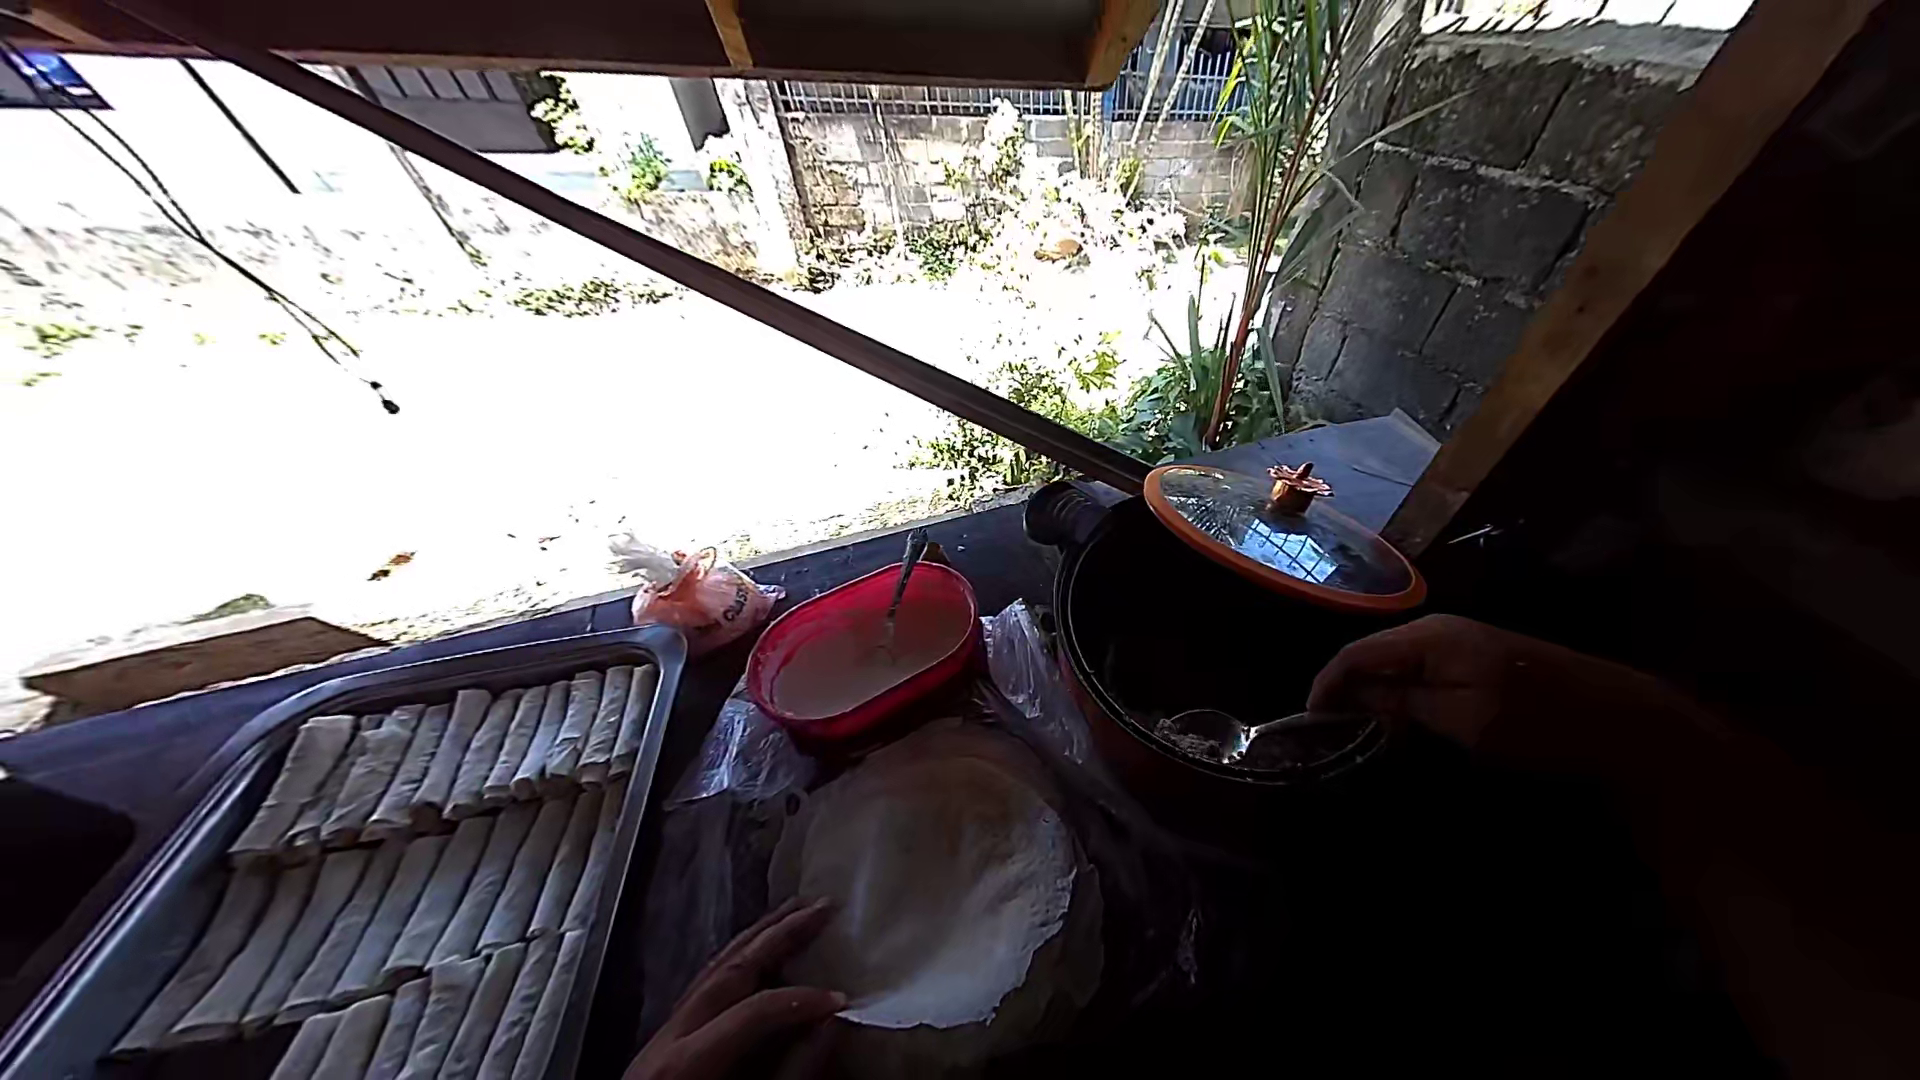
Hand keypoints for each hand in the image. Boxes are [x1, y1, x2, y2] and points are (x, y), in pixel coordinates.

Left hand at [626, 898, 845, 1079]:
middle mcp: (670, 1036)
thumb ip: (789, 1078)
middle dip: (782, 932)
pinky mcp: (664, 1041)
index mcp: (685, 1066)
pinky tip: (760, 947)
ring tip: (797, 909)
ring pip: (717, 963)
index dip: (801, 1001)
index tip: (842, 1000)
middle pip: (733, 966)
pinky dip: (740, 954)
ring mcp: (662, 1034)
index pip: (752, 1011)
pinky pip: (707, 979)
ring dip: (761, 933)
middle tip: (824, 905)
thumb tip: (831, 1024)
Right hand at [1307, 615, 1713, 765]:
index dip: (1327, 683)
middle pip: (1370, 653)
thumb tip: (1353, 696)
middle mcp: (1436, 628)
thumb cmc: (1541, 723)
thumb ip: (1402, 702)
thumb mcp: (1465, 720)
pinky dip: (1397, 687)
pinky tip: (1396, 710)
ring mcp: (1456, 638)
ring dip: (1371, 688)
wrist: (1629, 722)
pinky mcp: (1473, 653)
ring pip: (1392, 660)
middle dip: (1346, 686)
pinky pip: (1416, 666)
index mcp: (1429, 638)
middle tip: (1332, 723)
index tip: (1310, 717)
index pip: (1356, 654)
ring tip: (1357, 720)